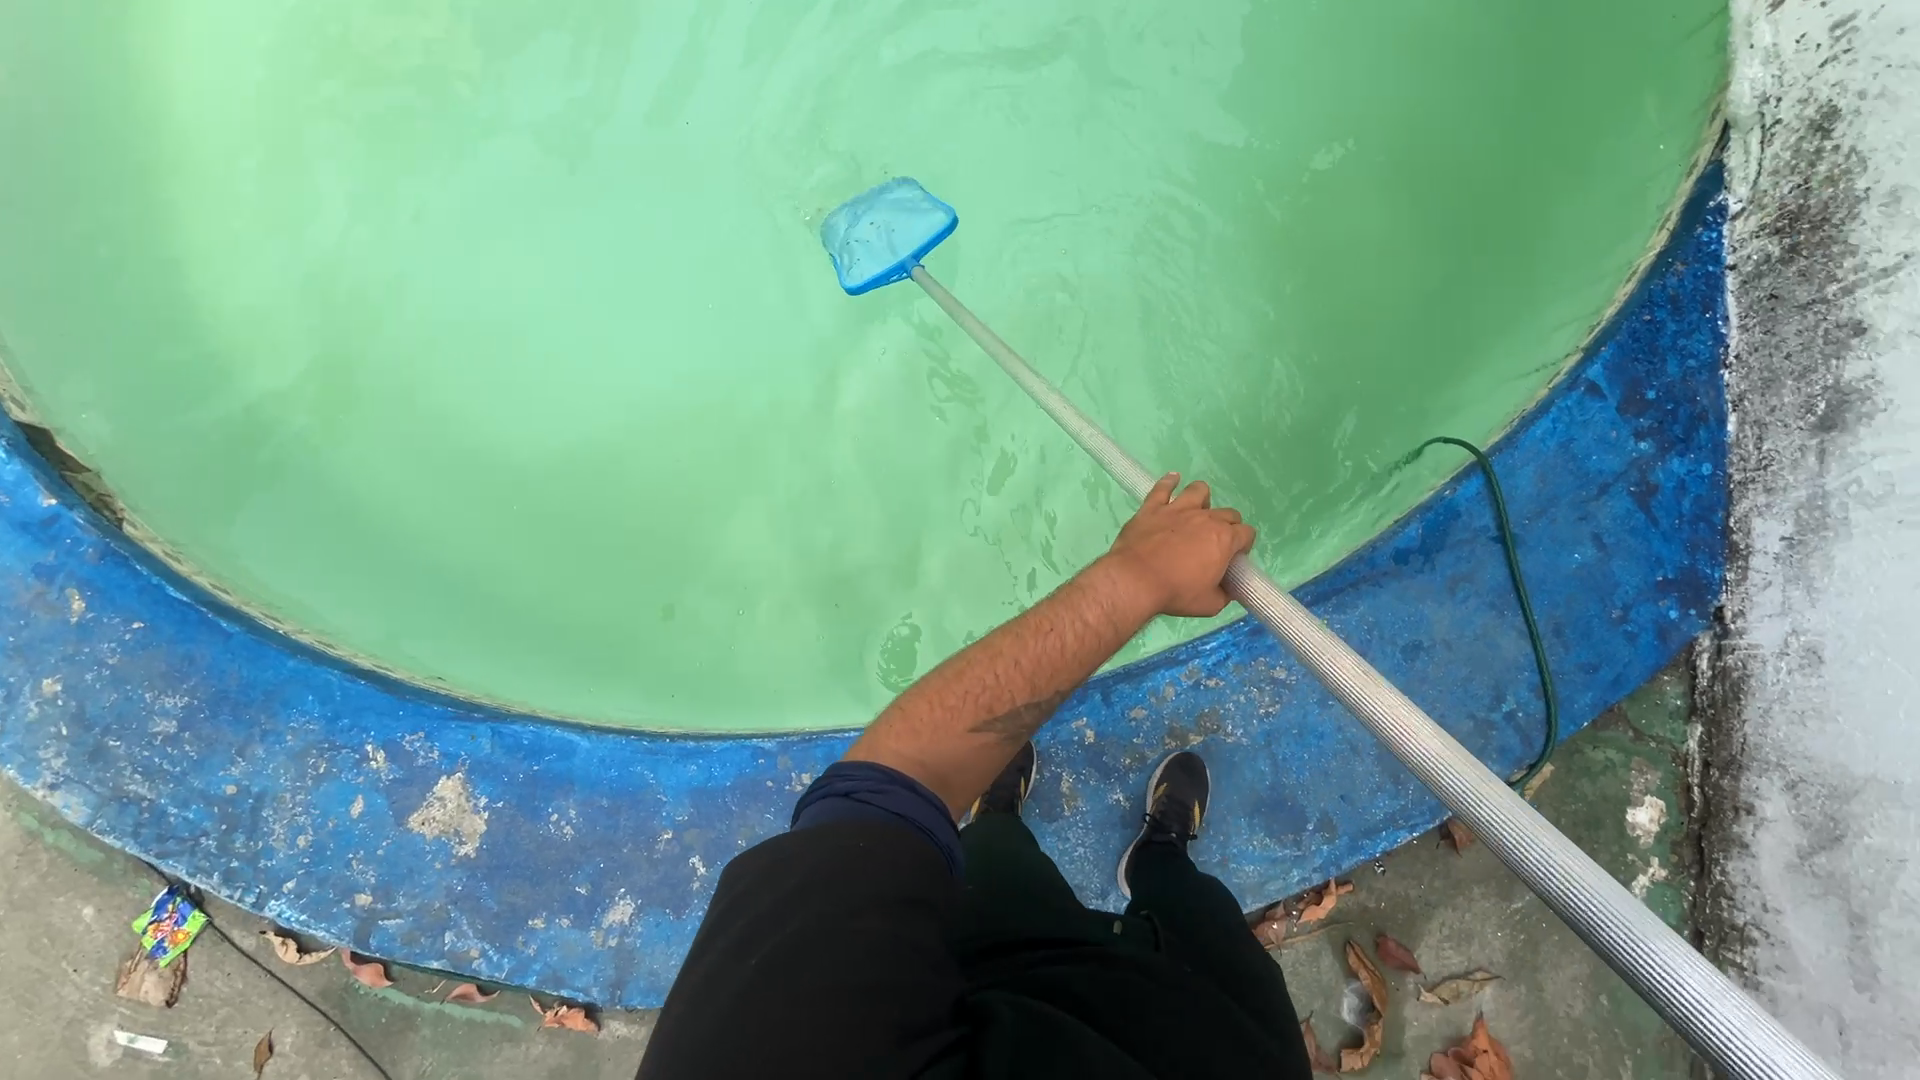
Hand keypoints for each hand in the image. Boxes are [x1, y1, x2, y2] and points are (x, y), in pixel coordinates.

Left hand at [1103, 473, 1256, 617]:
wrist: (1134, 581)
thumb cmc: (1175, 593)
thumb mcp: (1210, 604)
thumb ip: (1224, 594)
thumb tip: (1228, 589)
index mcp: (1224, 539)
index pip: (1247, 534)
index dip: (1243, 545)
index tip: (1233, 557)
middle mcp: (1205, 518)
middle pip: (1228, 513)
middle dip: (1228, 525)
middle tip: (1216, 541)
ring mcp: (1177, 509)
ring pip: (1199, 491)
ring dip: (1203, 499)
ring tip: (1198, 510)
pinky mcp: (1152, 508)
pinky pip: (1162, 487)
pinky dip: (1169, 481)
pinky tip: (1173, 479)